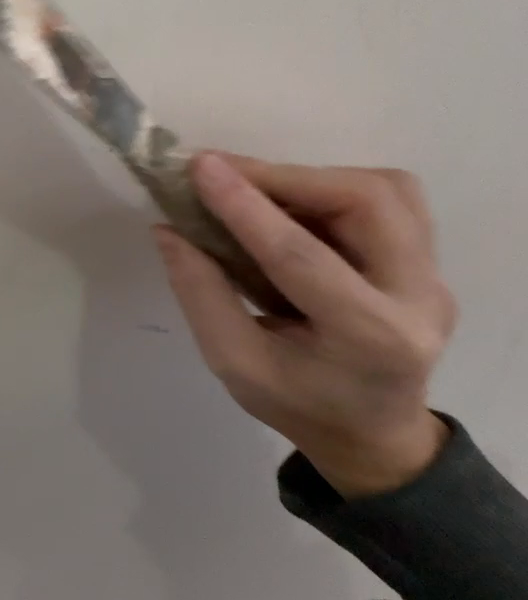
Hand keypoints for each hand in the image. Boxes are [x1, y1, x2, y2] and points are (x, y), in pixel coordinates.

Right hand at [157, 152, 457, 497]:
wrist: (371, 432)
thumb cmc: (296, 403)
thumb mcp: (232, 360)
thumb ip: (200, 292)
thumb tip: (168, 229)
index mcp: (371, 336)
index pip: (303, 255)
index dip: (246, 207)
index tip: (199, 167)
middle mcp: (418, 299)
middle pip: (369, 203)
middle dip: (288, 178)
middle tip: (220, 174)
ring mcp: (431, 278)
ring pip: (386, 192)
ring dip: (311, 179)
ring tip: (252, 189)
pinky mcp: (422, 263)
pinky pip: (384, 202)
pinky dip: (325, 190)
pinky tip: (282, 207)